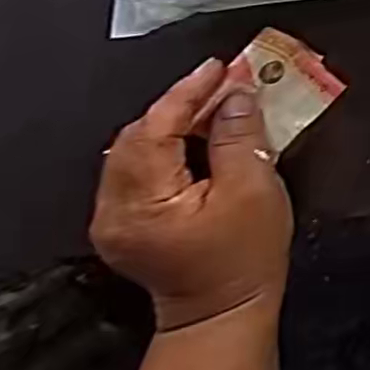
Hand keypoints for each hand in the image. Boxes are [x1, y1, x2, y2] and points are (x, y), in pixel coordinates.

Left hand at [91, 59, 293, 330]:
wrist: (226, 302)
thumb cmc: (245, 249)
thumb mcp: (254, 188)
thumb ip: (240, 138)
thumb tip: (237, 96)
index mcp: (142, 204)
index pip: (153, 132)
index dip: (186, 94)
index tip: (219, 66)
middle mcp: (115, 209)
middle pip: (137, 138)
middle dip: (181, 102)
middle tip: (224, 76)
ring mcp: (117, 216)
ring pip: (138, 149)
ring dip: (177, 118)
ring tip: (219, 96)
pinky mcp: (131, 217)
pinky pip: (144, 165)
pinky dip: (174, 139)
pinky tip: (205, 128)